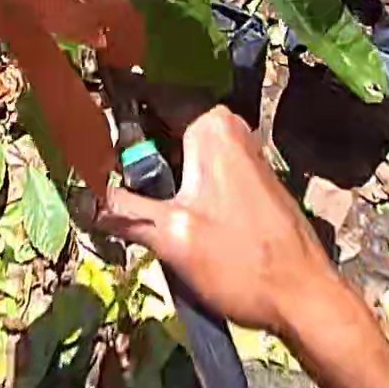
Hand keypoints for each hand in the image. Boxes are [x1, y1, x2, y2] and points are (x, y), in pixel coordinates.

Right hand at [101, 107, 388, 387]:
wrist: (306, 295)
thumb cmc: (239, 258)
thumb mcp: (171, 235)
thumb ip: (122, 209)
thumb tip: (81, 198)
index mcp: (208, 123)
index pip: (151, 92)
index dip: (117, 101)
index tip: (88, 116)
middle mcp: (226, 123)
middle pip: (165, 113)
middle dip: (134, 135)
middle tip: (103, 162)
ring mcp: (241, 144)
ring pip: (182, 135)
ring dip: (155, 155)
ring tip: (127, 185)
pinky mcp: (247, 168)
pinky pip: (201, 152)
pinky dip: (177, 165)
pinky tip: (163, 197)